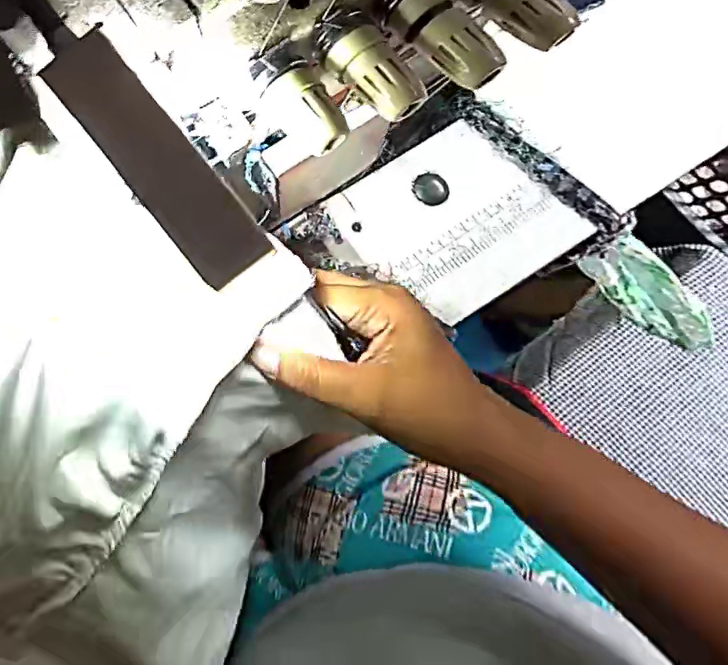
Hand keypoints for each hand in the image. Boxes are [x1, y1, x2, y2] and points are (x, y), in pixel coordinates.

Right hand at [249, 270, 507, 466]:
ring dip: (308, 328)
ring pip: (333, 309)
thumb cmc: (428, 414)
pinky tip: (307, 356)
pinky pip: (346, 324)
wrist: (478, 438)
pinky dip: (326, 338)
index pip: (318, 289)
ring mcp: (388, 313)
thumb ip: (310, 374)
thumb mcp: (363, 396)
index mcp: (383, 300)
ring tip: (274, 344)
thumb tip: (261, 352)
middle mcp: (384, 296)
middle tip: (256, 334)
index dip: (284, 305)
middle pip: (324, 293)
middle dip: (293, 314)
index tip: (250, 320)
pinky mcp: (388, 331)